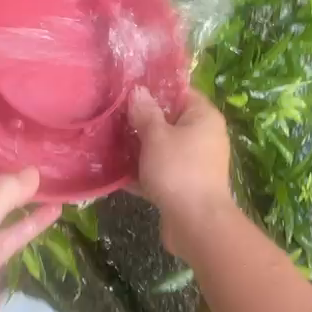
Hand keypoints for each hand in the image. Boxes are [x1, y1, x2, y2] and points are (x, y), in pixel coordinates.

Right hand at [128, 88, 237, 259]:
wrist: (196, 223)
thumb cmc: (178, 170)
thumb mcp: (157, 136)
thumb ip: (145, 113)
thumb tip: (138, 91)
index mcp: (203, 118)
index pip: (181, 92)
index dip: (155, 89)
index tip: (128, 88)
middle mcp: (203, 138)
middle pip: (169, 122)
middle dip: (141, 121)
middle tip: (112, 116)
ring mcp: (194, 164)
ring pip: (162, 149)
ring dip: (138, 148)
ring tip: (108, 142)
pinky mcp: (183, 187)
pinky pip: (159, 173)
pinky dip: (141, 173)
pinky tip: (114, 173)